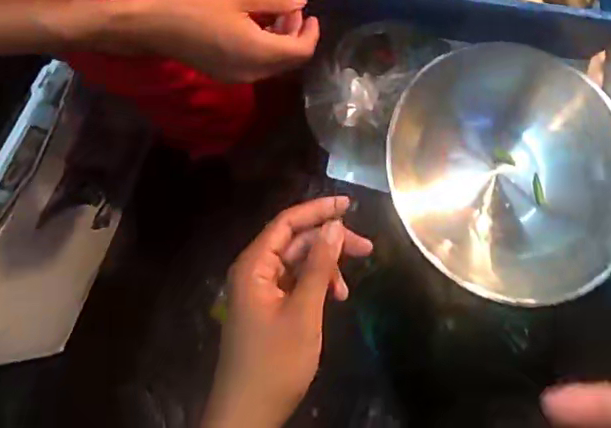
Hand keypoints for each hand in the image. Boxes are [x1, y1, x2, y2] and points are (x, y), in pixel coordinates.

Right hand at [94, 0, 320, 81]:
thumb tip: (302, 4)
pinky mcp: (224, 74)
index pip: (301, 52)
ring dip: (282, 41)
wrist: (152, 26)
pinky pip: (257, 65)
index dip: (312, 33)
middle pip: (290, 60)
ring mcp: (236, 77)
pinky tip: (256, 26)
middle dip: (297, 35)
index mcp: (258, 52)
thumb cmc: (197, 5)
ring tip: (274, 13)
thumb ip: (276, 1)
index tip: (310, 13)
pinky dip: (266, 48)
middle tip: (290, 9)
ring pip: (274, 64)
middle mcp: (251, 71)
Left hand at [204, 197, 377, 427]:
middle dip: (330, 242)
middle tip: (365, 248)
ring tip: (348, 285)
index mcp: (254, 266)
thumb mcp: (303, 312)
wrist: (245, 421)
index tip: (349, 205)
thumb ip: (319, 265)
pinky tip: (336, 297)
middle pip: (296, 241)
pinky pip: (295, 282)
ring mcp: (260, 292)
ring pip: (298, 262)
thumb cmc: (273, 364)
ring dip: (326, 266)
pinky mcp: (267, 310)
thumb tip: (334, 224)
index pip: (287, 222)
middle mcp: (254, 272)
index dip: (318, 209)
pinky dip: (317, 285)